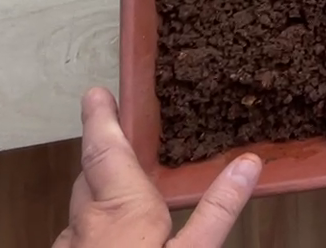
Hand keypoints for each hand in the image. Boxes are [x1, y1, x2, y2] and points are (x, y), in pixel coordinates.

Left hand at [53, 88, 261, 247]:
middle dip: (102, 153)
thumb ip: (216, 213)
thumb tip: (248, 162)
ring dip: (96, 194)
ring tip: (119, 184)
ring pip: (80, 216)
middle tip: (119, 130)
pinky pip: (78, 243)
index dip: (101, 121)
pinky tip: (109, 242)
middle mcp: (84, 231)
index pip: (104, 154)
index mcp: (118, 213)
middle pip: (87, 181)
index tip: (94, 92)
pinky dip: (93, 229)